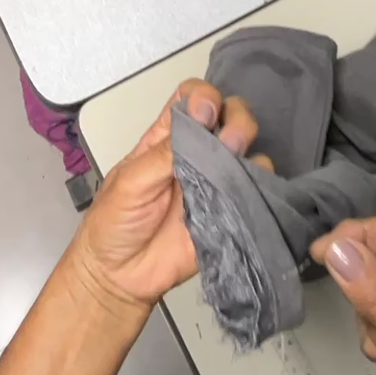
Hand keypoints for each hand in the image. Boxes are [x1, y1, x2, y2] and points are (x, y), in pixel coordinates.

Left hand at [67, 79, 262, 312]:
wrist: (121, 278)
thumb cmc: (114, 221)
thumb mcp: (130, 180)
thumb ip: (164, 153)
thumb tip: (199, 120)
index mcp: (167, 136)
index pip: (192, 98)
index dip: (203, 96)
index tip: (205, 113)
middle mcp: (197, 152)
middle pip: (228, 114)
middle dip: (236, 117)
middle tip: (227, 142)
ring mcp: (216, 180)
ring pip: (247, 146)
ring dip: (248, 146)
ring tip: (234, 166)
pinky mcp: (230, 212)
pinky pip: (258, 189)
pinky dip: (261, 183)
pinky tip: (248, 190)